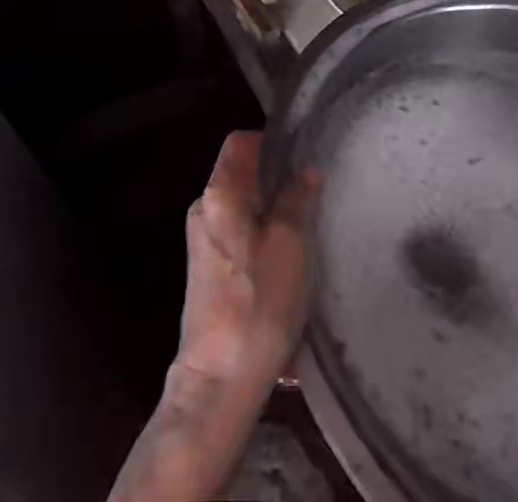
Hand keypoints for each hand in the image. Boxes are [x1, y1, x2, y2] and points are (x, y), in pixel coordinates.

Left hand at [177, 130, 321, 391]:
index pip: (240, 142)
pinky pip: (238, 229)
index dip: (272, 141)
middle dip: (277, 177)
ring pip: (242, 203)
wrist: (221, 375)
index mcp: (218, 194)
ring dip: (273, 207)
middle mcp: (203, 207)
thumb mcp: (291, 245)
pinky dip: (262, 231)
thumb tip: (306, 170)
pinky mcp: (207, 264)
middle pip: (241, 172)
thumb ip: (298, 199)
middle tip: (315, 193)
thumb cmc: (260, 303)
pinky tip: (288, 255)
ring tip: (307, 225)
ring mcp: (202, 237)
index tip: (304, 158)